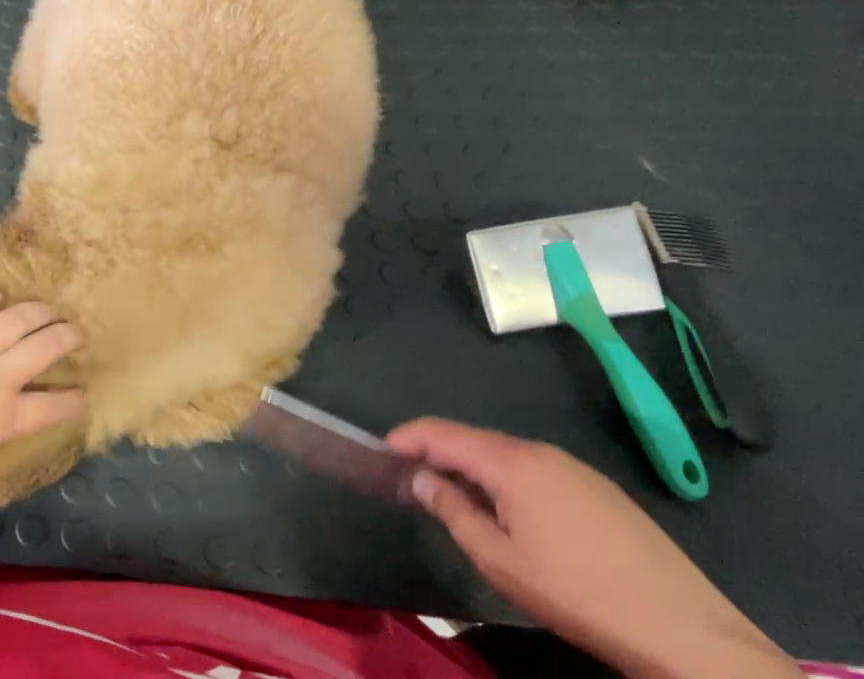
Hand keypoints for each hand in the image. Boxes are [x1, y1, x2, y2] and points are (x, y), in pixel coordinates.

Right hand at [388, 419, 796, 678]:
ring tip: (453, 501)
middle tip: (410, 482)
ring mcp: (578, 472)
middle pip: (475, 441)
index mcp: (513, 463)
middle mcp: (544, 454)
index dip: (406, 438)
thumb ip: (452, 510)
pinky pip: (536, 473)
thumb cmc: (576, 592)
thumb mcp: (497, 559)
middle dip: (437, 454)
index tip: (379, 454)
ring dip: (472, 470)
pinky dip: (505, 482)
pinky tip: (506, 515)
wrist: (685, 631)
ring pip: (506, 457)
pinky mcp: (602, 493)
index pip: (443, 432)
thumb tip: (422, 479)